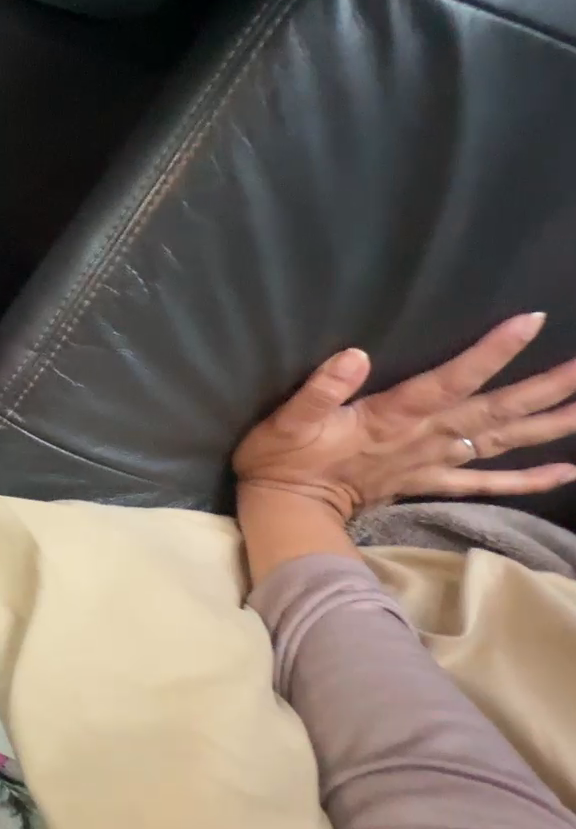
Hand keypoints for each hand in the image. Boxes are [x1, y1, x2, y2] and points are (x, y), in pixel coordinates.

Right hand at [233, 312, 575, 526]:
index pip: (449, 380)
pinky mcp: (426, 483)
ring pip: (503, 441)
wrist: (286, 507)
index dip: (490, 352)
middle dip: (547, 387)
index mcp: (391, 418)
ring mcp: (430, 463)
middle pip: (495, 409)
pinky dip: (529, 479)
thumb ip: (320, 390)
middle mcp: (423, 438)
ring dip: (552, 424)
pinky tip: (567, 472)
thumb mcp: (286, 421)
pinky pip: (487, 484)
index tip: (530, 321)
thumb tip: (355, 355)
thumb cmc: (281, 458)